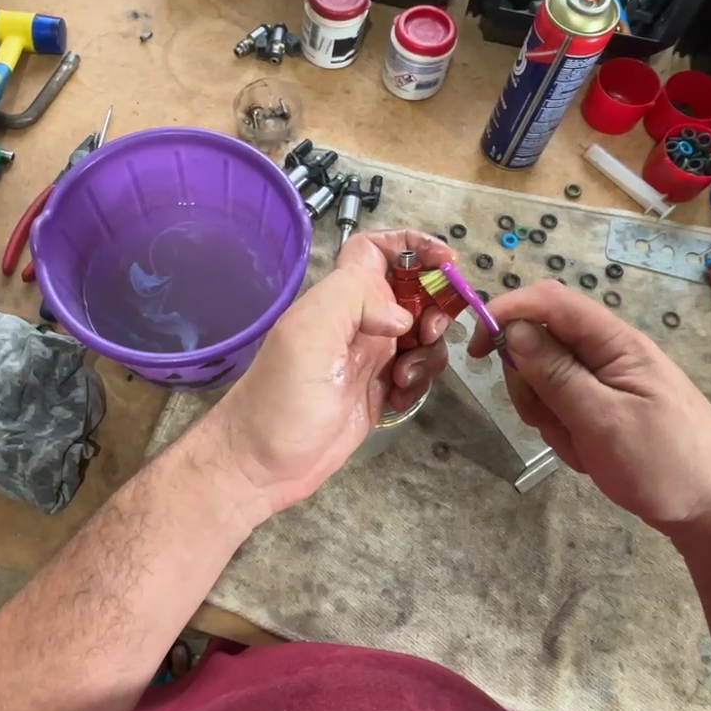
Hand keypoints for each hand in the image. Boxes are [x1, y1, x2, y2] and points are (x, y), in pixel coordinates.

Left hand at [202, 230, 455, 514]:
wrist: (263, 465)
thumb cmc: (281, 398)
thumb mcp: (309, 334)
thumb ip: (354, 298)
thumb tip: (402, 313)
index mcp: (338, 298)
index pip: (377, 250)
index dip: (413, 245)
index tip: (447, 262)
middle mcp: (357, 322)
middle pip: (414, 292)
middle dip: (435, 306)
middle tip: (427, 333)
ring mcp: (370, 358)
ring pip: (421, 335)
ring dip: (428, 351)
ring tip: (402, 378)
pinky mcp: (378, 392)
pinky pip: (416, 373)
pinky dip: (420, 383)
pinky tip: (397, 399)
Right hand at [467, 281, 710, 532]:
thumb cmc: (666, 465)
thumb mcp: (603, 421)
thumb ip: (555, 374)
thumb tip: (513, 330)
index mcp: (614, 342)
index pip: (549, 302)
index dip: (505, 311)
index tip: (476, 348)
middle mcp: (607, 352)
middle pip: (538, 342)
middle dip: (527, 381)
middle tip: (548, 419)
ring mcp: (603, 380)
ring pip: (542, 378)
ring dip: (545, 412)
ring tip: (579, 444)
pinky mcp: (601, 405)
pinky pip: (559, 405)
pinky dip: (561, 430)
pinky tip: (588, 453)